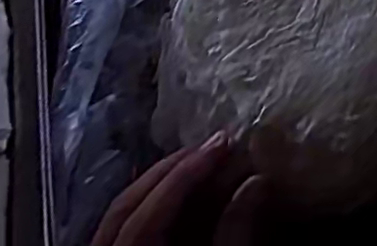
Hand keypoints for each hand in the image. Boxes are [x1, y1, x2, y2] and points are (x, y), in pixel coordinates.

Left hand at [91, 134, 267, 245]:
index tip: (224, 142)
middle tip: (214, 144)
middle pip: (127, 206)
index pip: (148, 216)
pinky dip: (152, 202)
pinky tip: (182, 191)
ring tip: (202, 160)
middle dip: (171, 168)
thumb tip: (256, 181)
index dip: (185, 175)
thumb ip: (233, 238)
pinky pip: (120, 229)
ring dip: (162, 180)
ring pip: (120, 213)